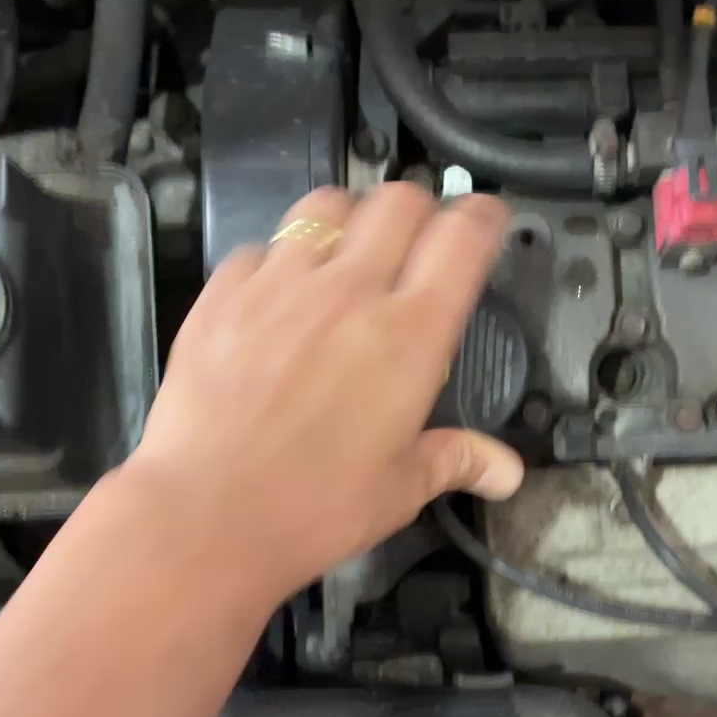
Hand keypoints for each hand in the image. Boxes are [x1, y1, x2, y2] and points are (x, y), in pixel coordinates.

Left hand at [122, 184, 524, 596]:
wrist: (208, 514)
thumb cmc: (318, 505)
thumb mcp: (402, 487)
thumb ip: (458, 459)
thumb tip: (508, 473)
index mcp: (411, 336)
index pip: (461, 242)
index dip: (483, 218)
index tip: (488, 217)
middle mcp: (351, 291)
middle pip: (399, 202)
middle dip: (422, 208)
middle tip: (423, 239)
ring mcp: (282, 283)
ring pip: (329, 205)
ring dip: (353, 217)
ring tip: (353, 251)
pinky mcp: (224, 292)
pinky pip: (263, 246)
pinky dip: (283, 258)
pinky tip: (282, 294)